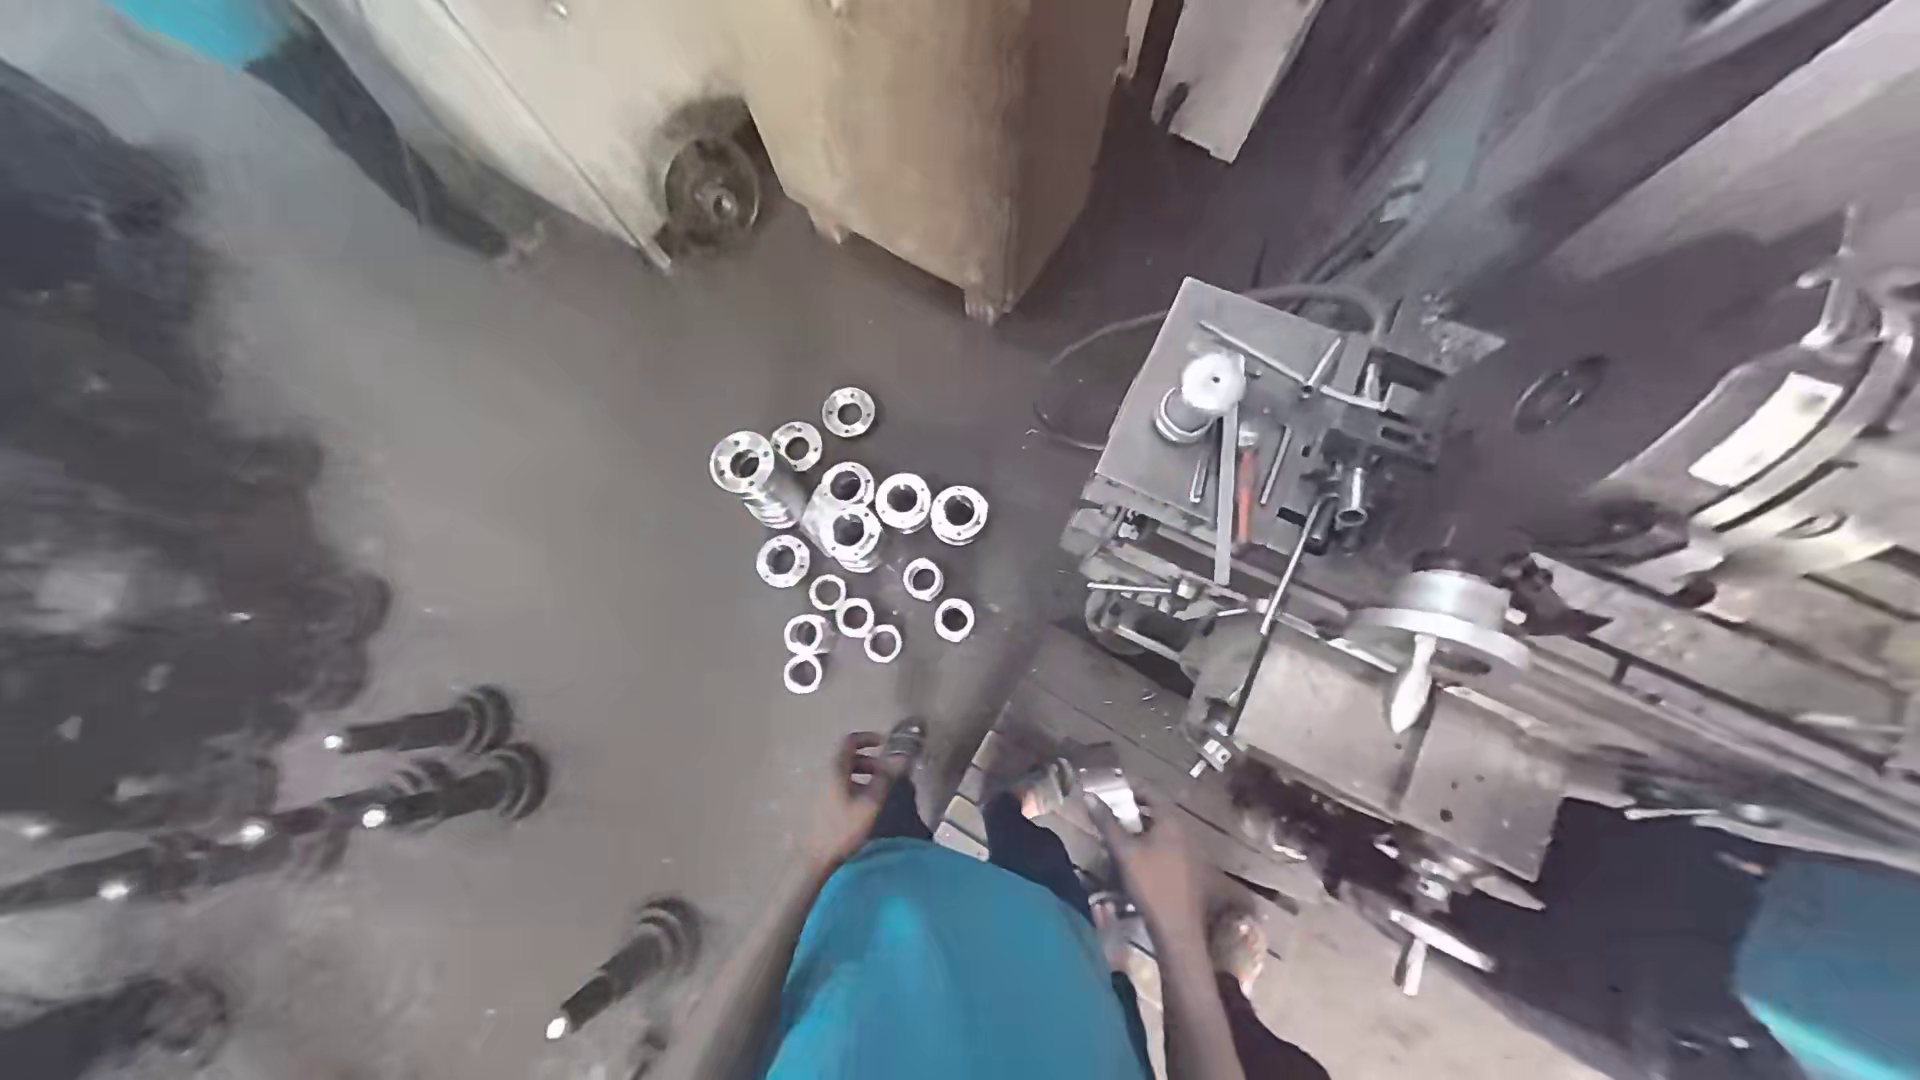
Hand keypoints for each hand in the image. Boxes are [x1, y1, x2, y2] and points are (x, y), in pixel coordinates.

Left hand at [804, 731, 907, 868]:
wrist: (814, 858)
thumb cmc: (843, 828)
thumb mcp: (871, 802)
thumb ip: (886, 776)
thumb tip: (902, 756)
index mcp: (835, 767)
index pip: (850, 740)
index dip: (869, 738)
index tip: (886, 745)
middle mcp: (824, 771)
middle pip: (848, 755)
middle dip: (870, 759)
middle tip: (886, 771)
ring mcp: (818, 786)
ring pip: (843, 770)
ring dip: (862, 772)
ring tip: (878, 788)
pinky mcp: (818, 800)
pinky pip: (837, 782)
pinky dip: (853, 783)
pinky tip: (862, 802)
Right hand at [1086, 785, 1206, 941]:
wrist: (1177, 931)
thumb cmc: (1150, 884)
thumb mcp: (1123, 851)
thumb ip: (1107, 821)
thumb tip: (1089, 795)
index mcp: (1171, 821)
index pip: (1151, 792)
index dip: (1130, 786)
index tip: (1111, 787)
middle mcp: (1185, 831)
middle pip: (1158, 809)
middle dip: (1134, 806)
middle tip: (1111, 808)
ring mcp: (1190, 851)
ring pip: (1163, 829)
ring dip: (1141, 825)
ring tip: (1119, 829)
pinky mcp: (1189, 869)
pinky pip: (1168, 844)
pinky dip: (1151, 841)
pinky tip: (1136, 854)